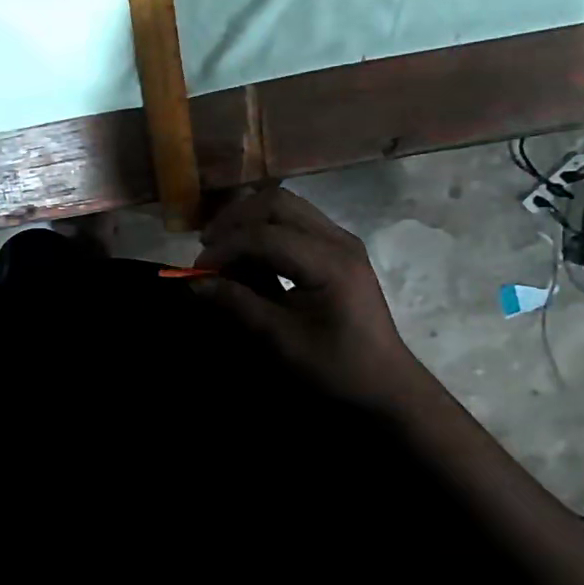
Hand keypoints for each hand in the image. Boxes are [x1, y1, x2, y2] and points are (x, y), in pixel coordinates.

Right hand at [192, 188, 438, 412]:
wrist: (387, 381)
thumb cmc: (337, 367)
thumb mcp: (283, 341)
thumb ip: (239, 305)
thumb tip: (196, 283)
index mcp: (330, 263)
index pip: (266, 236)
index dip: (227, 248)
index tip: (199, 270)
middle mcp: (339, 239)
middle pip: (276, 203)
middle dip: (235, 220)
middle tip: (207, 247)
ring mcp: (341, 238)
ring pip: (286, 204)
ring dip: (249, 218)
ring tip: (223, 245)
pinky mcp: (338, 245)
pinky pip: (296, 218)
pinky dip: (266, 226)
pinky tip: (249, 251)